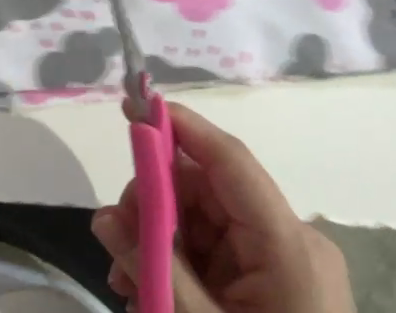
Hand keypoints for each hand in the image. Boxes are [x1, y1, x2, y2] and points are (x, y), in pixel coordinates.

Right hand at [90, 103, 353, 312]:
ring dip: (159, 239)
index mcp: (288, 245)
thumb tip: (103, 214)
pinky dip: (178, 261)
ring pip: (203, 220)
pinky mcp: (277, 284)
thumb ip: (152, 267)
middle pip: (206, 189)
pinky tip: (149, 289)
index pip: (229, 161)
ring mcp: (286, 263)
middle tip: (115, 240)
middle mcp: (292, 240)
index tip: (130, 106)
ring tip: (128, 282)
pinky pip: (216, 251)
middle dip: (154, 203)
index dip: (180, 127)